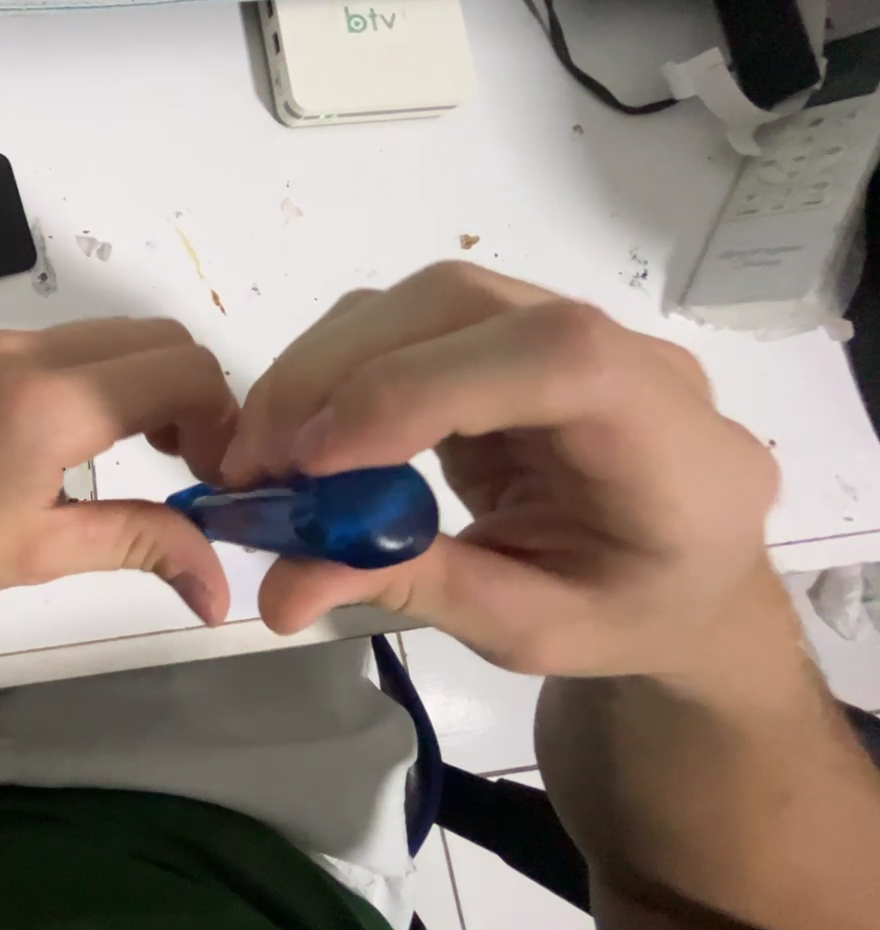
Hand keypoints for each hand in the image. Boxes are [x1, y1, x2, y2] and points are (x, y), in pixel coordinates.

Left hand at [0, 319, 240, 623]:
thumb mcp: (42, 551)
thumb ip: (140, 546)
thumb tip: (218, 588)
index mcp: (52, 402)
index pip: (183, 370)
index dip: (221, 420)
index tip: (210, 477)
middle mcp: (33, 353)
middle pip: (159, 338)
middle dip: (194, 396)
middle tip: (184, 465)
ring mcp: (5, 344)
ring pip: (117, 335)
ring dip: (151, 381)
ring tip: (142, 451)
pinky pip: (74, 343)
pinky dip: (108, 375)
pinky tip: (88, 432)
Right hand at [223, 261, 779, 677]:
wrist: (673, 577)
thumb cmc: (620, 612)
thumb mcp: (522, 628)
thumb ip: (406, 590)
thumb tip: (274, 594)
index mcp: (671, 445)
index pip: (555, 360)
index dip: (414, 393)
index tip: (311, 467)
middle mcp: (622, 358)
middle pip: (458, 304)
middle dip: (333, 374)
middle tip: (257, 459)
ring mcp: (552, 331)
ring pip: (411, 300)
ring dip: (313, 367)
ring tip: (263, 448)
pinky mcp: (491, 334)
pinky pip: (392, 317)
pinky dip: (323, 365)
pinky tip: (298, 426)